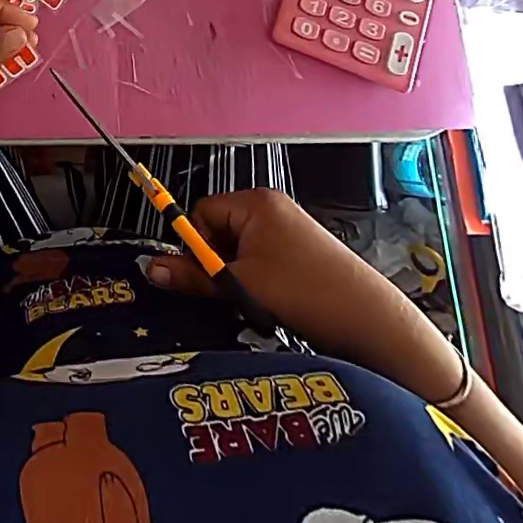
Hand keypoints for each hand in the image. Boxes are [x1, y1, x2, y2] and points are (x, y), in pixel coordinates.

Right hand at [145, 189, 465, 403]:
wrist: (368, 319)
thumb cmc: (312, 292)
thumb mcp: (242, 286)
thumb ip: (193, 277)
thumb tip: (155, 269)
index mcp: (256, 203)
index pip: (201, 212)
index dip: (195, 245)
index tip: (200, 274)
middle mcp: (271, 208)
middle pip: (218, 230)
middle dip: (218, 262)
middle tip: (231, 290)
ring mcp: (286, 229)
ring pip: (238, 250)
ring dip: (237, 275)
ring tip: (256, 299)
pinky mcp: (297, 251)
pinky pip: (259, 259)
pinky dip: (256, 280)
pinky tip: (270, 302)